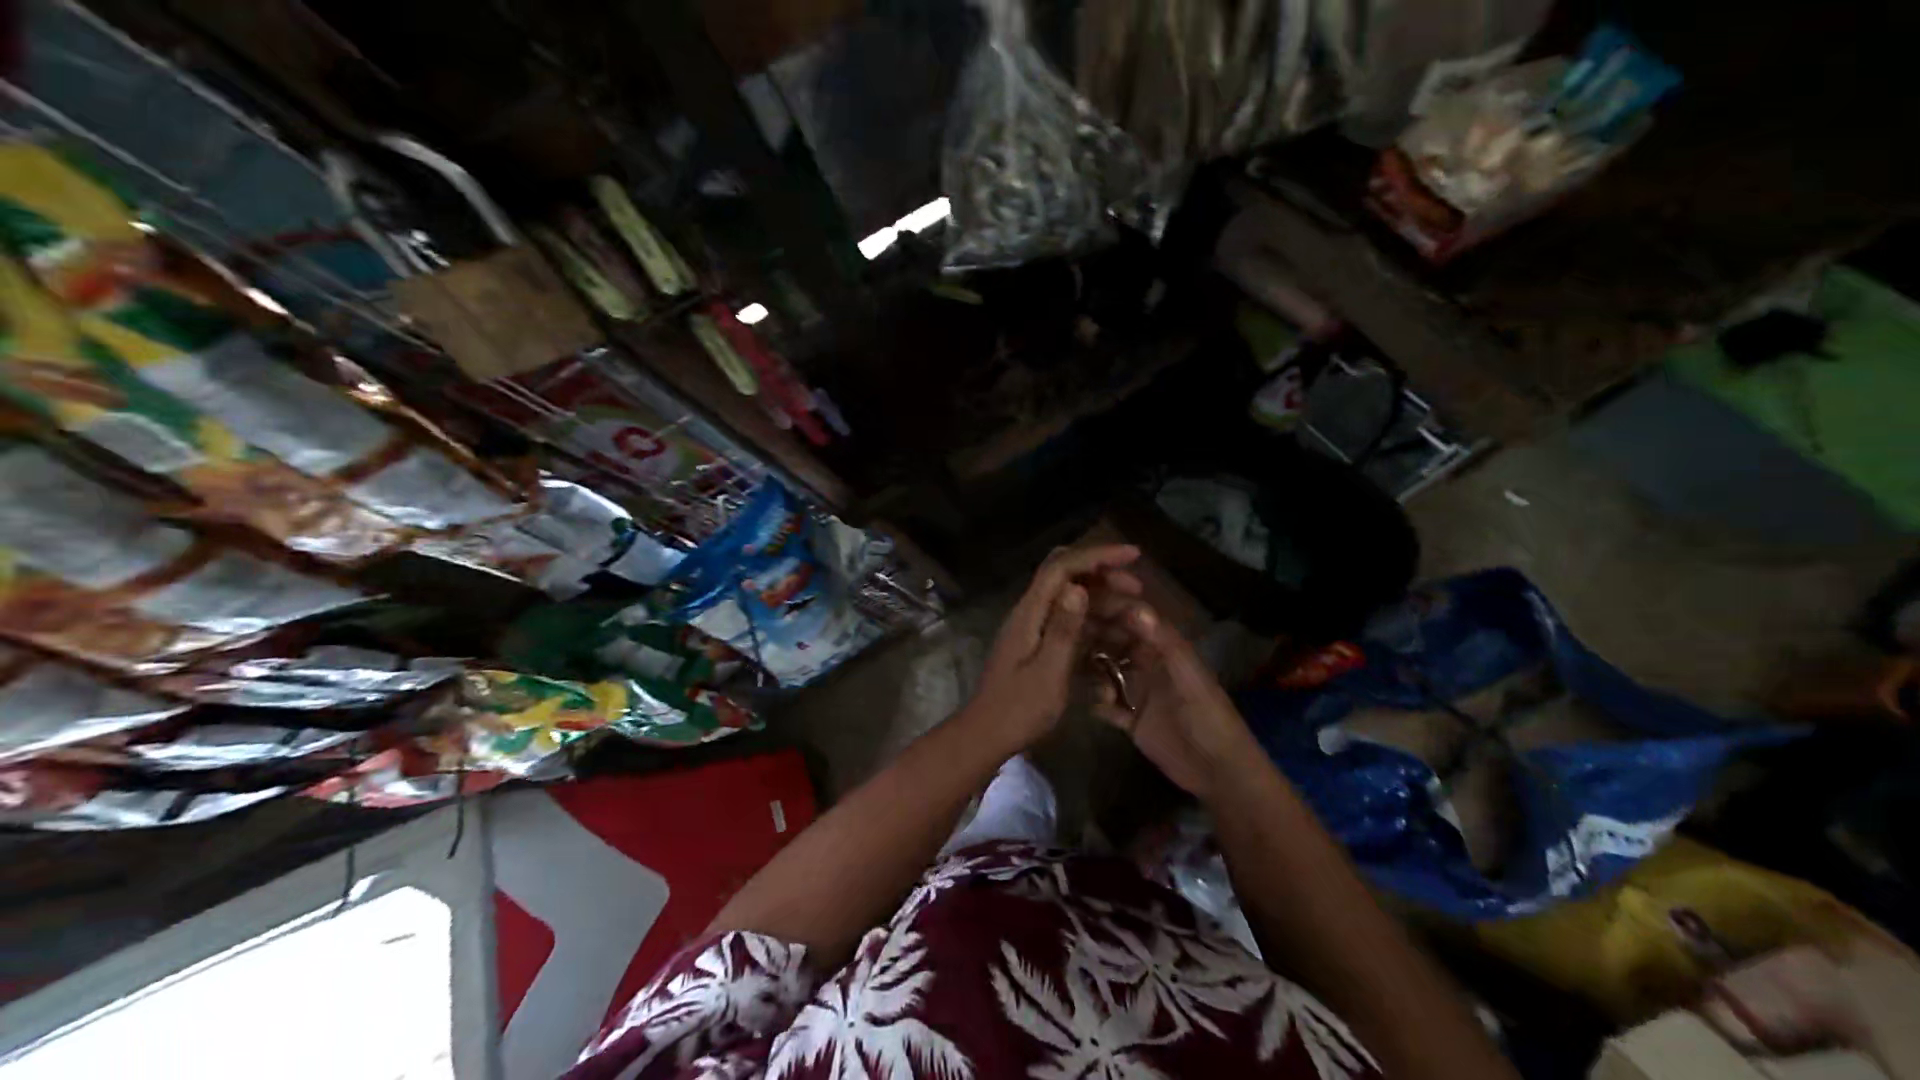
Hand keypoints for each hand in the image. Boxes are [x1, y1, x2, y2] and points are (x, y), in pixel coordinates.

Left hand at [965, 545, 1142, 750]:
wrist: (987, 735)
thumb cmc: (1019, 708)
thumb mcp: (1048, 672)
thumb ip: (1063, 629)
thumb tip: (1077, 588)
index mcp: (1029, 613)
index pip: (1062, 567)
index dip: (1097, 555)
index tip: (1133, 555)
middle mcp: (1030, 612)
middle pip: (1065, 575)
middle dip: (1102, 573)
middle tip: (1137, 586)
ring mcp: (1033, 627)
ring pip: (1069, 598)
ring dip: (1102, 598)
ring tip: (1135, 611)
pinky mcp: (1038, 644)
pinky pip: (1069, 620)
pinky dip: (1093, 620)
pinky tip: (1116, 633)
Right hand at [1086, 598, 1257, 798]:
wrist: (1219, 773)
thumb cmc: (1210, 718)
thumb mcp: (1189, 676)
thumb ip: (1164, 643)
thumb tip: (1135, 608)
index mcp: (1164, 648)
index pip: (1131, 617)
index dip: (1108, 606)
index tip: (1080, 601)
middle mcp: (1146, 663)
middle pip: (1111, 641)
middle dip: (1091, 636)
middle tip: (1067, 637)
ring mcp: (1136, 691)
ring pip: (1102, 670)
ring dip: (1091, 670)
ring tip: (1083, 676)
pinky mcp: (1128, 719)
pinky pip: (1103, 703)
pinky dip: (1097, 702)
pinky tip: (1099, 706)